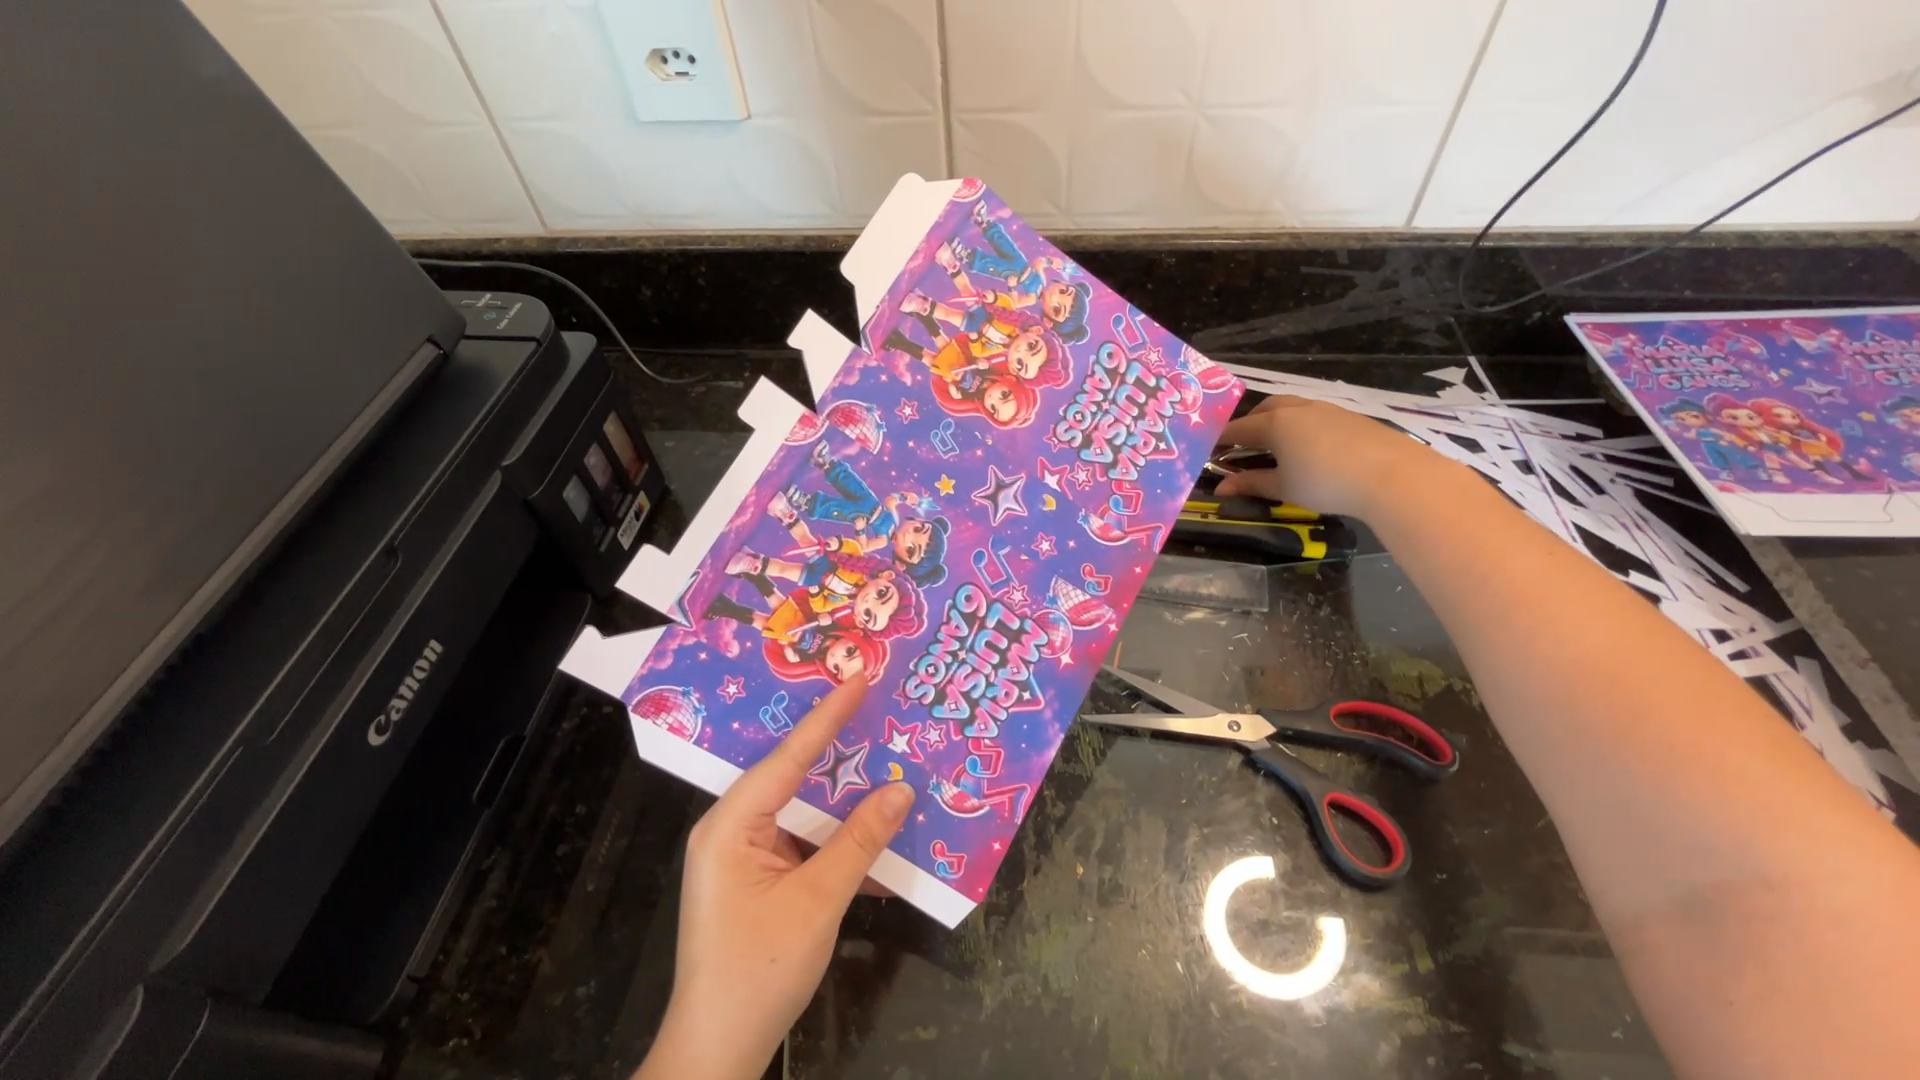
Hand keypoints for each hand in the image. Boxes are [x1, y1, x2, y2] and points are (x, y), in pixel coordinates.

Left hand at [636, 678, 913, 1079]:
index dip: (827, 717)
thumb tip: (901, 789)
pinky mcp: (759, 880)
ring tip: (886, 760)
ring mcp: (744, 857)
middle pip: (792, 777)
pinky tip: (876, 834)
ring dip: (844, 799)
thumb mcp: (818, 901)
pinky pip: (803, 843)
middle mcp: (732, 830)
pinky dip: (837, 840)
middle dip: (837, 749)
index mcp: (731, 825)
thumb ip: (860, 841)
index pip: (788, 757)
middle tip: (876, 710)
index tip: (857, 678)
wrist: (719, 1049)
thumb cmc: (760, 970)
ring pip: (802, 811)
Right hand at [1213, 396, 1450, 519]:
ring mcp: (1327, 410)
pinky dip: (1302, 426)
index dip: (1221, 439)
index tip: (1208, 449)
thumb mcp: (1284, 488)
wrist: (1392, 475)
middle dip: (1250, 423)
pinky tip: (1310, 447)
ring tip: (1276, 444)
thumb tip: (1220, 488)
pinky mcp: (1351, 417)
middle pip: (1266, 408)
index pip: (1238, 428)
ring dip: (1278, 421)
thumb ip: (1252, 484)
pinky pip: (1316, 415)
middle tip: (1242, 444)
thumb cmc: (1326, 482)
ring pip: (1293, 408)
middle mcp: (1298, 409)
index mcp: (1275, 424)